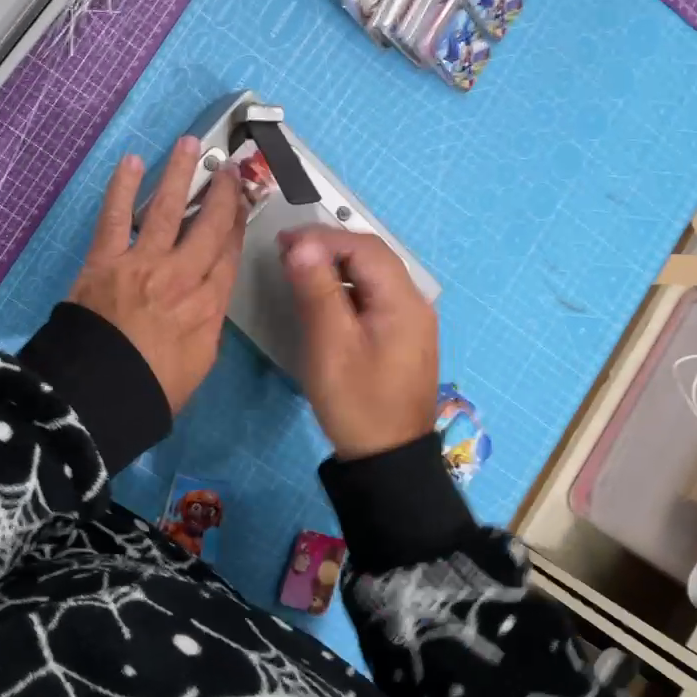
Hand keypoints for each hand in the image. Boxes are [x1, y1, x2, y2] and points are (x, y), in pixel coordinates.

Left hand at [69, 137, 247, 412]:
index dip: (236, 224)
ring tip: (189, 144)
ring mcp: (142, 264)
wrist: (98, 394)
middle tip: (226, 168)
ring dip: (178, 174)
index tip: (242, 201)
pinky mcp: (104, 259)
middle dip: (220, 194)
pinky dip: (122, 187)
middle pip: (207, 227)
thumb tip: (204, 300)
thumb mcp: (198, 364)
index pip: (227, 255)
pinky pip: (115, 216)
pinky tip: (132, 163)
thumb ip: (205, 324)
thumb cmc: (151, 389)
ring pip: (166, 210)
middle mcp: (181, 277)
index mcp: (207, 307)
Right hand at [279, 227, 439, 459]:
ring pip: (372, 274)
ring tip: (297, 268)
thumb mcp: (330, 344)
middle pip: (371, 256)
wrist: (387, 458)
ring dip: (335, 264)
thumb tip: (300, 244)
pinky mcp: (400, 336)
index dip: (323, 237)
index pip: (364, 247)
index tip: (283, 242)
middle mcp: (414, 304)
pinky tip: (320, 295)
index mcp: (403, 302)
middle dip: (328, 246)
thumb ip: (317, 290)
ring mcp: (410, 321)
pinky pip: (373, 295)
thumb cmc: (357, 400)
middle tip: (285, 251)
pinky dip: (345, 285)